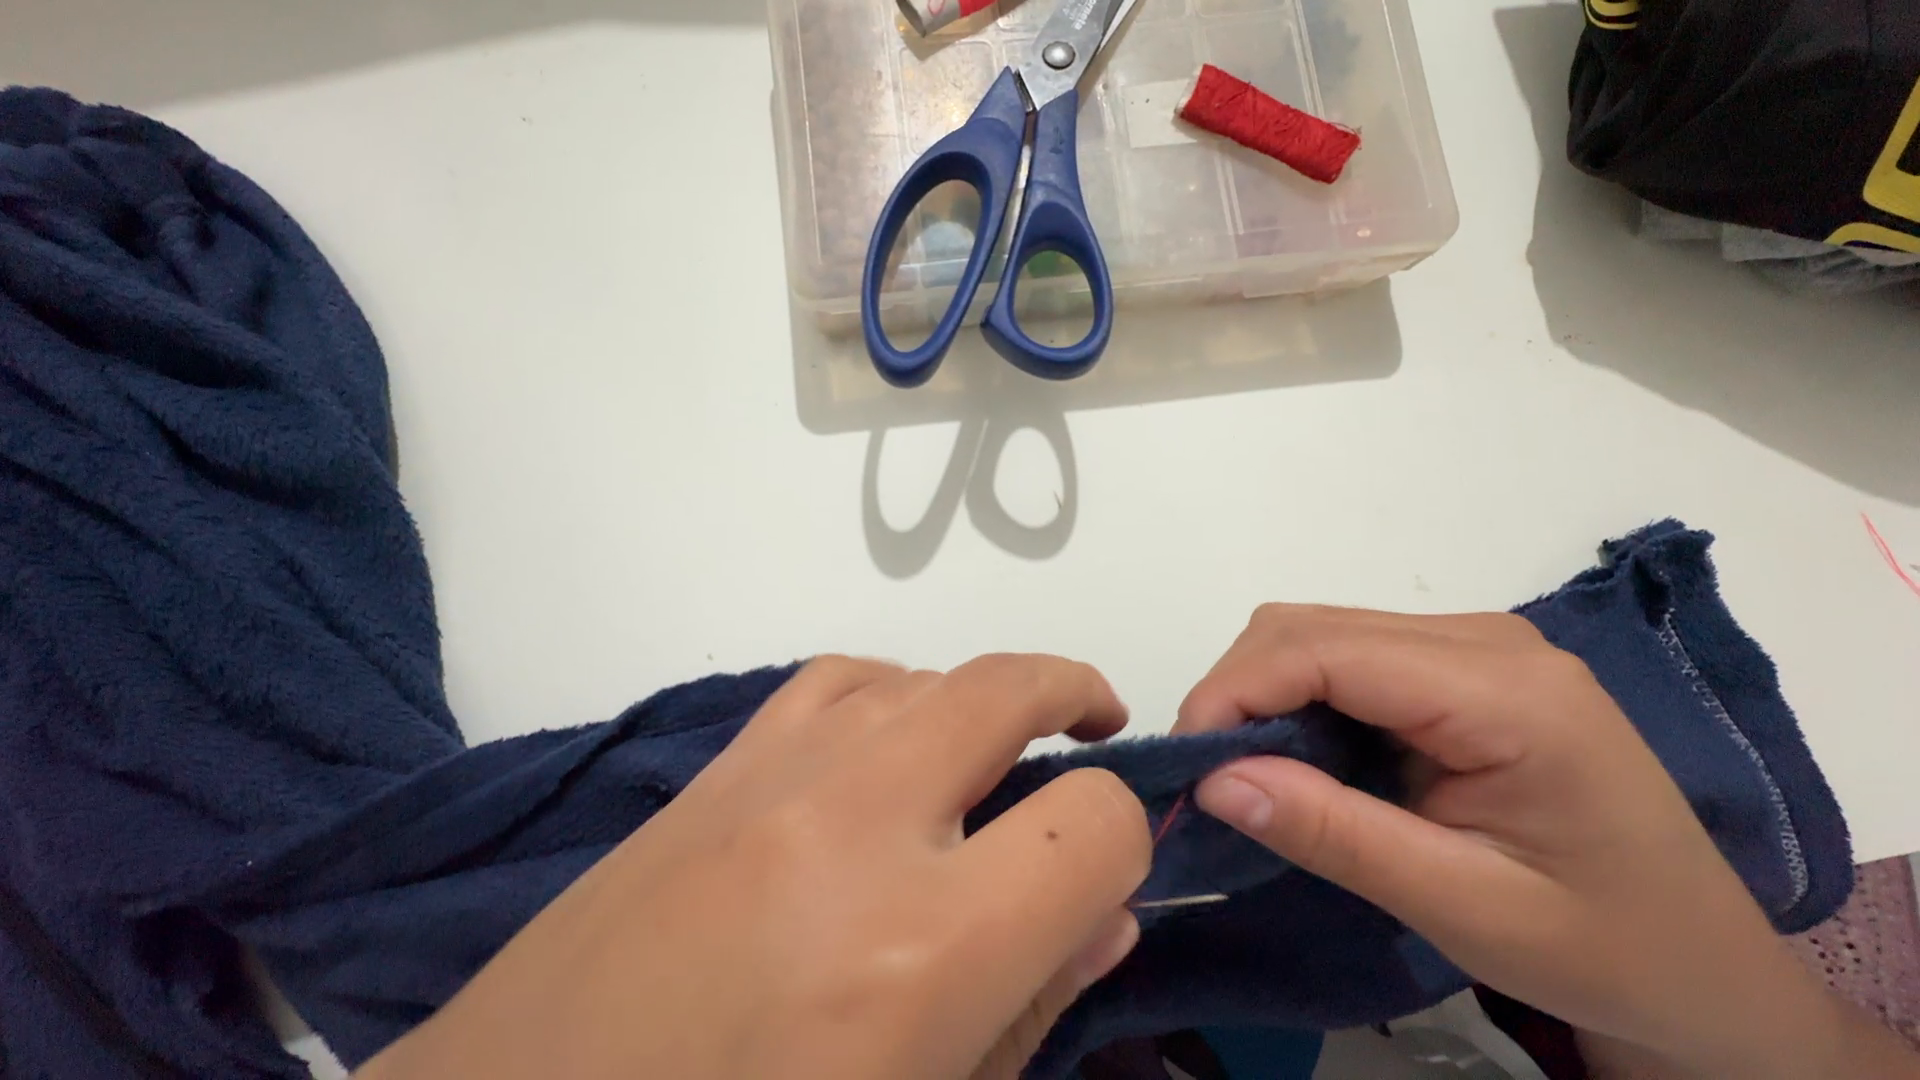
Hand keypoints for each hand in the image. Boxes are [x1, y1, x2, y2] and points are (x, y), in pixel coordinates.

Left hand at [359, 655, 1150, 1079]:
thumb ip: (1032, 1010)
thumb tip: (1107, 910)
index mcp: (920, 956)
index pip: (1092, 826)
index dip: (1124, 840)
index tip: (1105, 872)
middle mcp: (851, 834)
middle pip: (1005, 691)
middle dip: (1075, 698)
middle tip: (1096, 730)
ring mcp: (768, 783)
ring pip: (918, 675)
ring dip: (980, 698)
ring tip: (996, 745)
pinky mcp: (709, 773)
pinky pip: (831, 681)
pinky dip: (889, 693)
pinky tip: (889, 738)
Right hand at [1176, 606, 1917, 1079]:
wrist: (1701, 965)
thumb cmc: (1599, 947)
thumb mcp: (1463, 907)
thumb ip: (1334, 834)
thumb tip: (1212, 781)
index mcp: (1507, 694)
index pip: (1325, 651)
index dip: (1234, 693)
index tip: (1186, 766)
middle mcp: (1488, 641)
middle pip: (1310, 627)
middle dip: (1237, 692)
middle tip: (1210, 778)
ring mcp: (1476, 645)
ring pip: (1317, 632)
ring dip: (1262, 693)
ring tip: (1249, 773)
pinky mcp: (1459, 664)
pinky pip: (1344, 654)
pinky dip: (1296, 697)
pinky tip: (1301, 758)